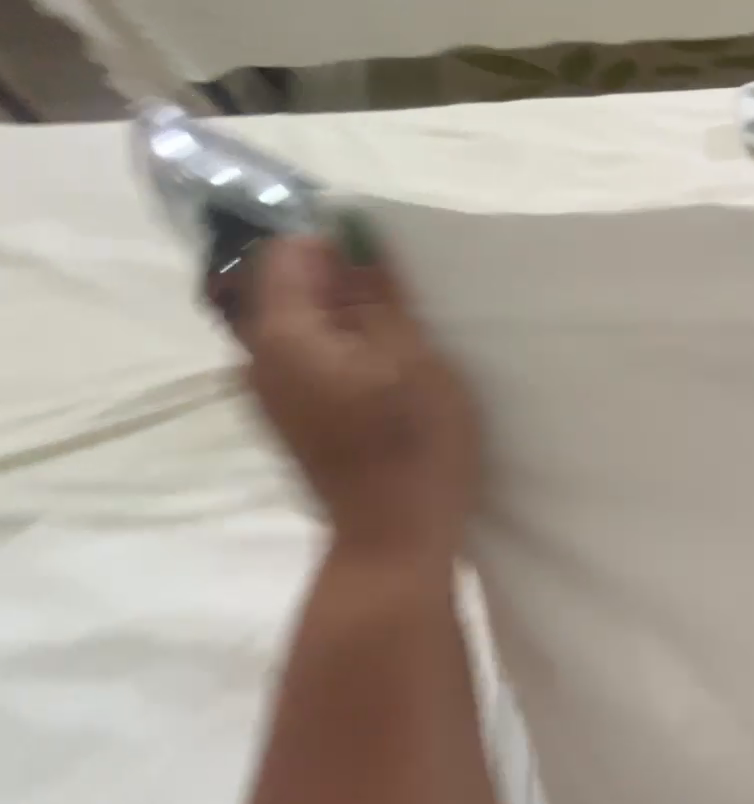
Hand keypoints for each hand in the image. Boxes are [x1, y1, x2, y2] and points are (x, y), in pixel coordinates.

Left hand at [229, 229, 478, 557]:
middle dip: (349, 292)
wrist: (395, 537)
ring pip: (305, 333)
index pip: (291, 254)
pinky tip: (388, 389)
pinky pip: (310, 367)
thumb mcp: (415, 361)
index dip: (343, 251)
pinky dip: (346, 362)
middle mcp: (256, 358)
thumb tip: (353, 235)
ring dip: (352, 330)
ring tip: (407, 355)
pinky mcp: (292, 423)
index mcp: (282, 335)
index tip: (399, 280)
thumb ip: (379, 296)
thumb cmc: (416, 446)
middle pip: (293, 294)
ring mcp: (268, 395)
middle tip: (413, 319)